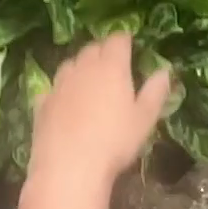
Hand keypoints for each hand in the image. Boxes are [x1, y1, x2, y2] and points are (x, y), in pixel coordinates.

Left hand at [26, 33, 170, 195]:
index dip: (124, 40)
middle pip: (93, 47)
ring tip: (89, 80)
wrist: (68, 169)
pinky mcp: (42, 103)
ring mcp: (60, 84)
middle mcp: (84, 68)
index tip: (130, 46)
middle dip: (103, 50)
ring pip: (70, 63)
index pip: (117, 39)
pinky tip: (64, 101)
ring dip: (81, 66)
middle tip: (113, 64)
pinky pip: (52, 87)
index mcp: (112, 67)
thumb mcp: (144, 119)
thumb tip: (165, 70)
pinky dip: (60, 89)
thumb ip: (155, 91)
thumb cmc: (114, 142)